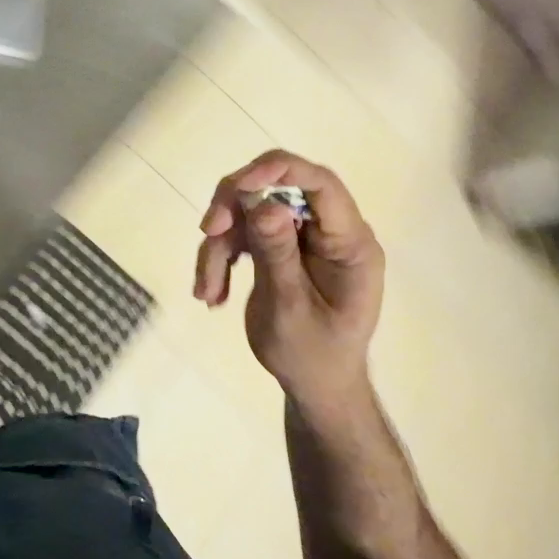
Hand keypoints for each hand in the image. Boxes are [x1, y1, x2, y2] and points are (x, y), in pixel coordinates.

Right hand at [193, 150, 384, 408]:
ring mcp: (302, 238)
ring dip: (221, 246)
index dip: (281, 170)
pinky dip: (221, 260)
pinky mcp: (279, 248)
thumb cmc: (314, 357)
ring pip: (251, 213)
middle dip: (236, 207)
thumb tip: (264, 202)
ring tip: (209, 292)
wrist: (315, 388)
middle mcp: (328, 231)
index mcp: (349, 242)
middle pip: (277, 189)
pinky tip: (213, 294)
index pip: (321, 184)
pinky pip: (243, 236)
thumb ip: (279, 254)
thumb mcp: (291, 310)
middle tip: (210, 233)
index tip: (239, 185)